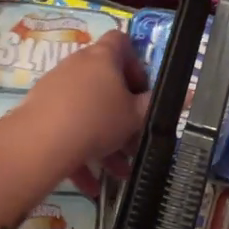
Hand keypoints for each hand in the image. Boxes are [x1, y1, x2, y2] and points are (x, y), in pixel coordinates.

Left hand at [19, 31, 151, 184]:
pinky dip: (79, 154)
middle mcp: (78, 66)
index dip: (135, 64)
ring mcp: (56, 88)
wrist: (40, 142)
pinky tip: (90, 185)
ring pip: (87, 112)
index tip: (143, 92)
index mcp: (103, 57)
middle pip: (105, 83)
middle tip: (134, 139)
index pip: (122, 43)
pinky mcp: (39, 112)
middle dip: (122, 115)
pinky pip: (66, 129)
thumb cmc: (97, 119)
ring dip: (104, 141)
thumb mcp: (134, 117)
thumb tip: (188, 94)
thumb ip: (155, 106)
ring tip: (118, 172)